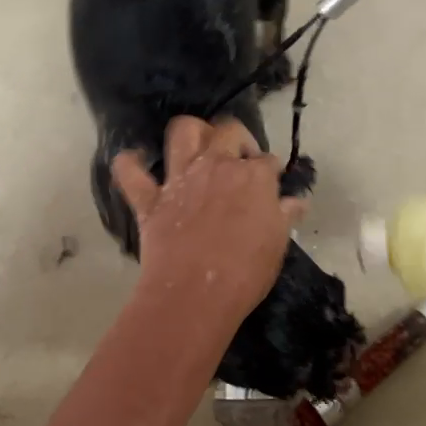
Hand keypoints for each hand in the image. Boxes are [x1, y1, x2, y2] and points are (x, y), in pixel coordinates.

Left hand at [112, 117, 306, 331]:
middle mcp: (218, 166)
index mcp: (254, 177)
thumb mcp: (277, 244)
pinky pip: (131, 173)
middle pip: (229, 131)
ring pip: (183, 132)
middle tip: (241, 160)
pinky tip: (134, 161)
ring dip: (192, 131)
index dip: (270, 168)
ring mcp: (181, 179)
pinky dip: (130, 164)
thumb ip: (284, 216)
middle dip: (239, 138)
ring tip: (199, 145)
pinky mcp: (151, 199)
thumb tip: (296, 201)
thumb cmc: (246, 272)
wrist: (195, 294)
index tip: (271, 180)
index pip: (267, 160)